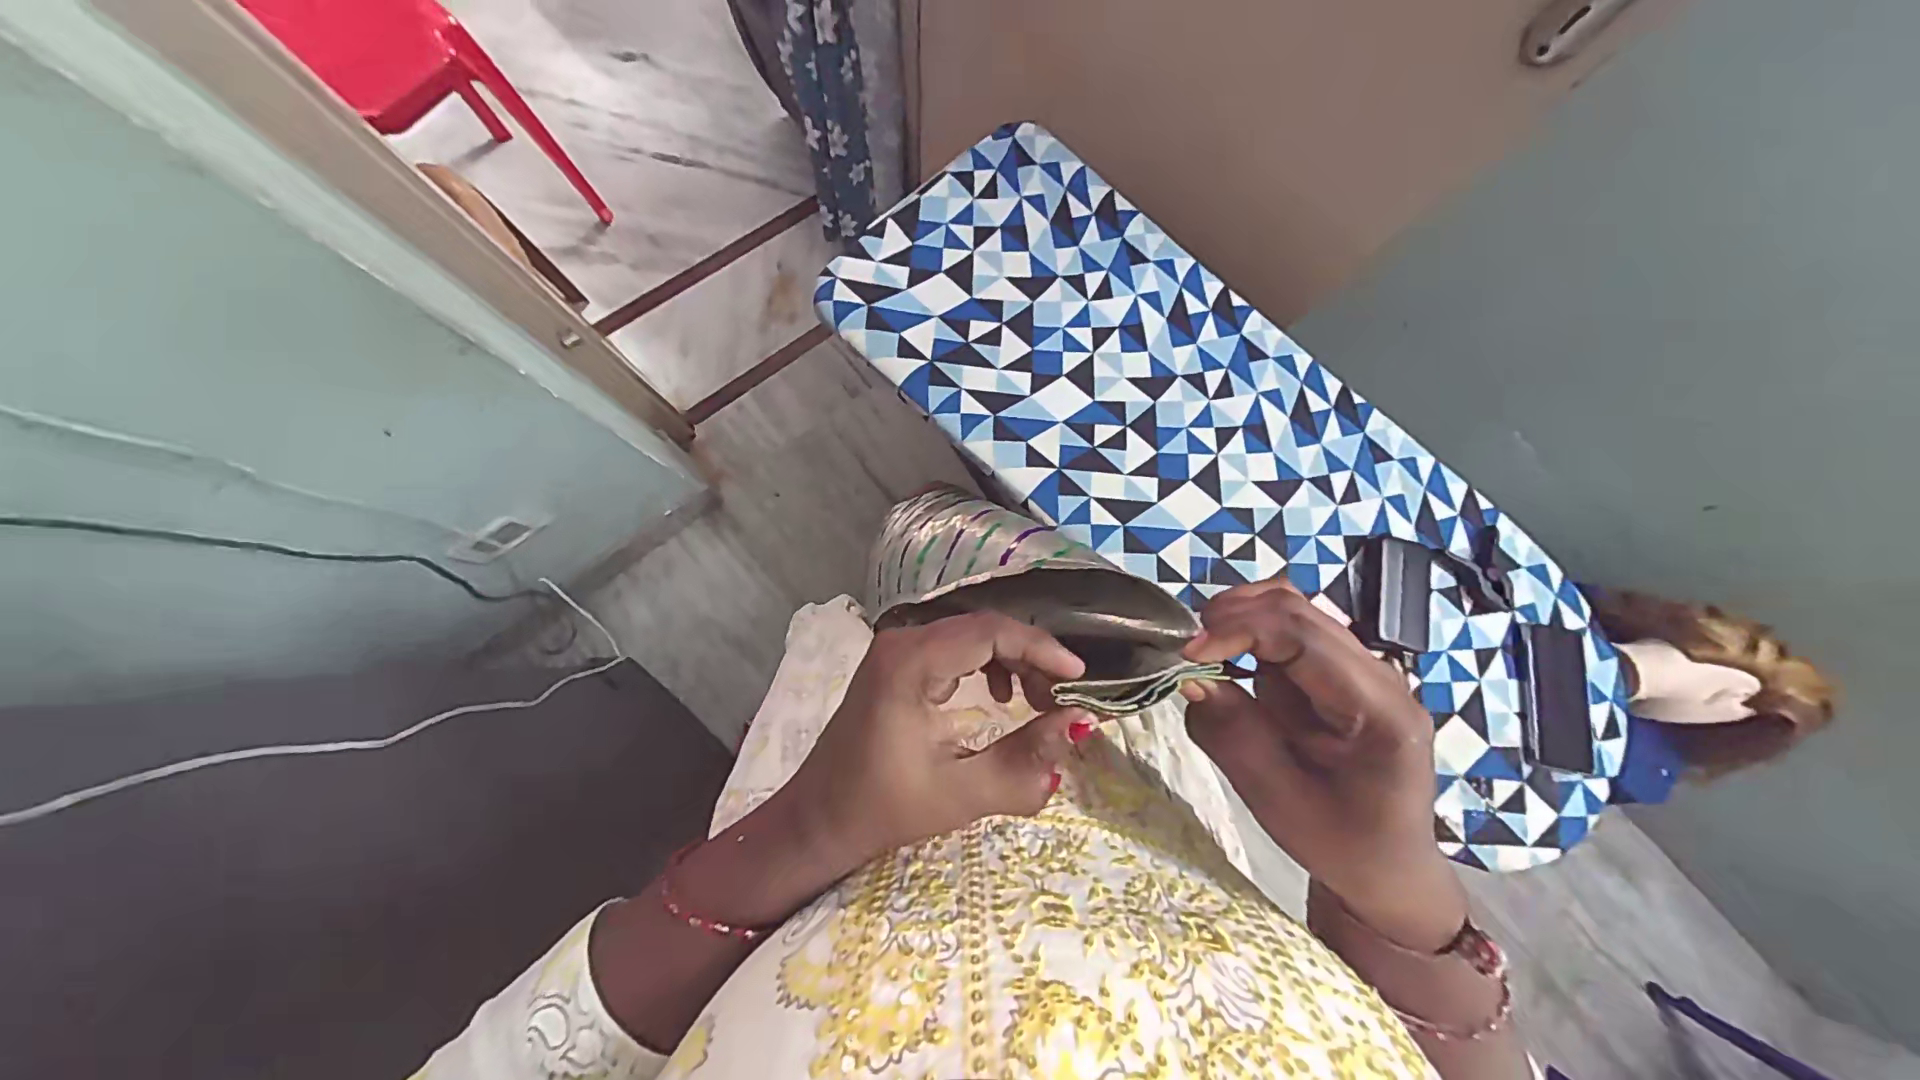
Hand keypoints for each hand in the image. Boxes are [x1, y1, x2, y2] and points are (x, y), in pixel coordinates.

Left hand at [781, 611, 1090, 872]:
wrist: (817, 820)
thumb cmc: (881, 809)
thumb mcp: (960, 791)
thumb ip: (1024, 759)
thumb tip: (1079, 723)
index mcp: (909, 662)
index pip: (990, 631)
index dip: (1041, 648)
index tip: (1078, 678)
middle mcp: (901, 641)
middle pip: (982, 628)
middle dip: (1030, 657)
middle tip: (1061, 698)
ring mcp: (894, 649)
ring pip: (970, 636)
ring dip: (1011, 661)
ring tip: (1036, 701)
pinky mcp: (895, 663)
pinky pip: (953, 649)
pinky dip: (986, 666)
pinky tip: (1000, 696)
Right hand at [1182, 578, 1467, 949]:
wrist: (1387, 867)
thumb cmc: (1340, 843)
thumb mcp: (1277, 799)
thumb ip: (1231, 734)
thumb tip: (1191, 678)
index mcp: (1378, 708)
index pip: (1302, 635)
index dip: (1238, 631)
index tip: (1188, 655)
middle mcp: (1375, 674)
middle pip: (1296, 608)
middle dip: (1232, 617)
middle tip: (1187, 651)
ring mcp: (1356, 669)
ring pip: (1289, 609)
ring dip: (1237, 618)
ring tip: (1202, 651)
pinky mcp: (1332, 673)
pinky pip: (1284, 632)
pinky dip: (1245, 633)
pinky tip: (1224, 659)